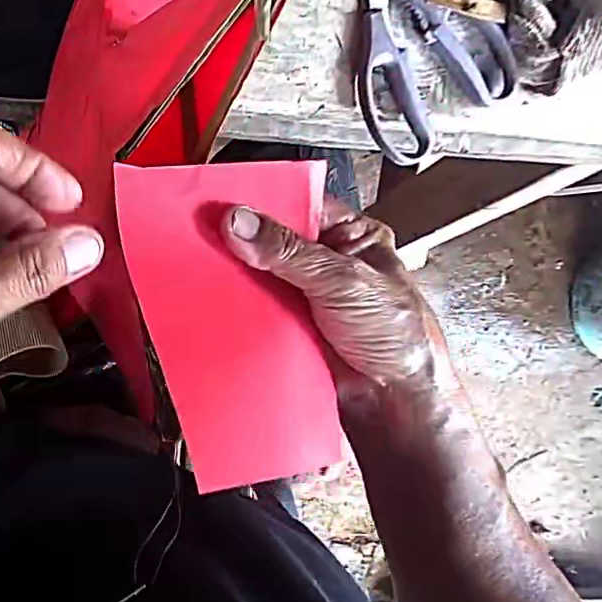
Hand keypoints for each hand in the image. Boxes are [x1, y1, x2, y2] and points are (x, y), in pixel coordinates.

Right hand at [219, 200, 456, 407]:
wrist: (389, 397)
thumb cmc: (396, 336)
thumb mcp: (342, 279)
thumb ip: (288, 251)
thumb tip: (242, 222)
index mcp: (350, 237)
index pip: (298, 205)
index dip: (262, 203)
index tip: (226, 203)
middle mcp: (324, 263)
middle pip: (272, 242)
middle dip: (241, 242)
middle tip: (206, 236)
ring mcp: (302, 296)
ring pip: (259, 278)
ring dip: (236, 278)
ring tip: (205, 268)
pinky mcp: (286, 327)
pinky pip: (253, 312)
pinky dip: (236, 309)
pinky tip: (216, 302)